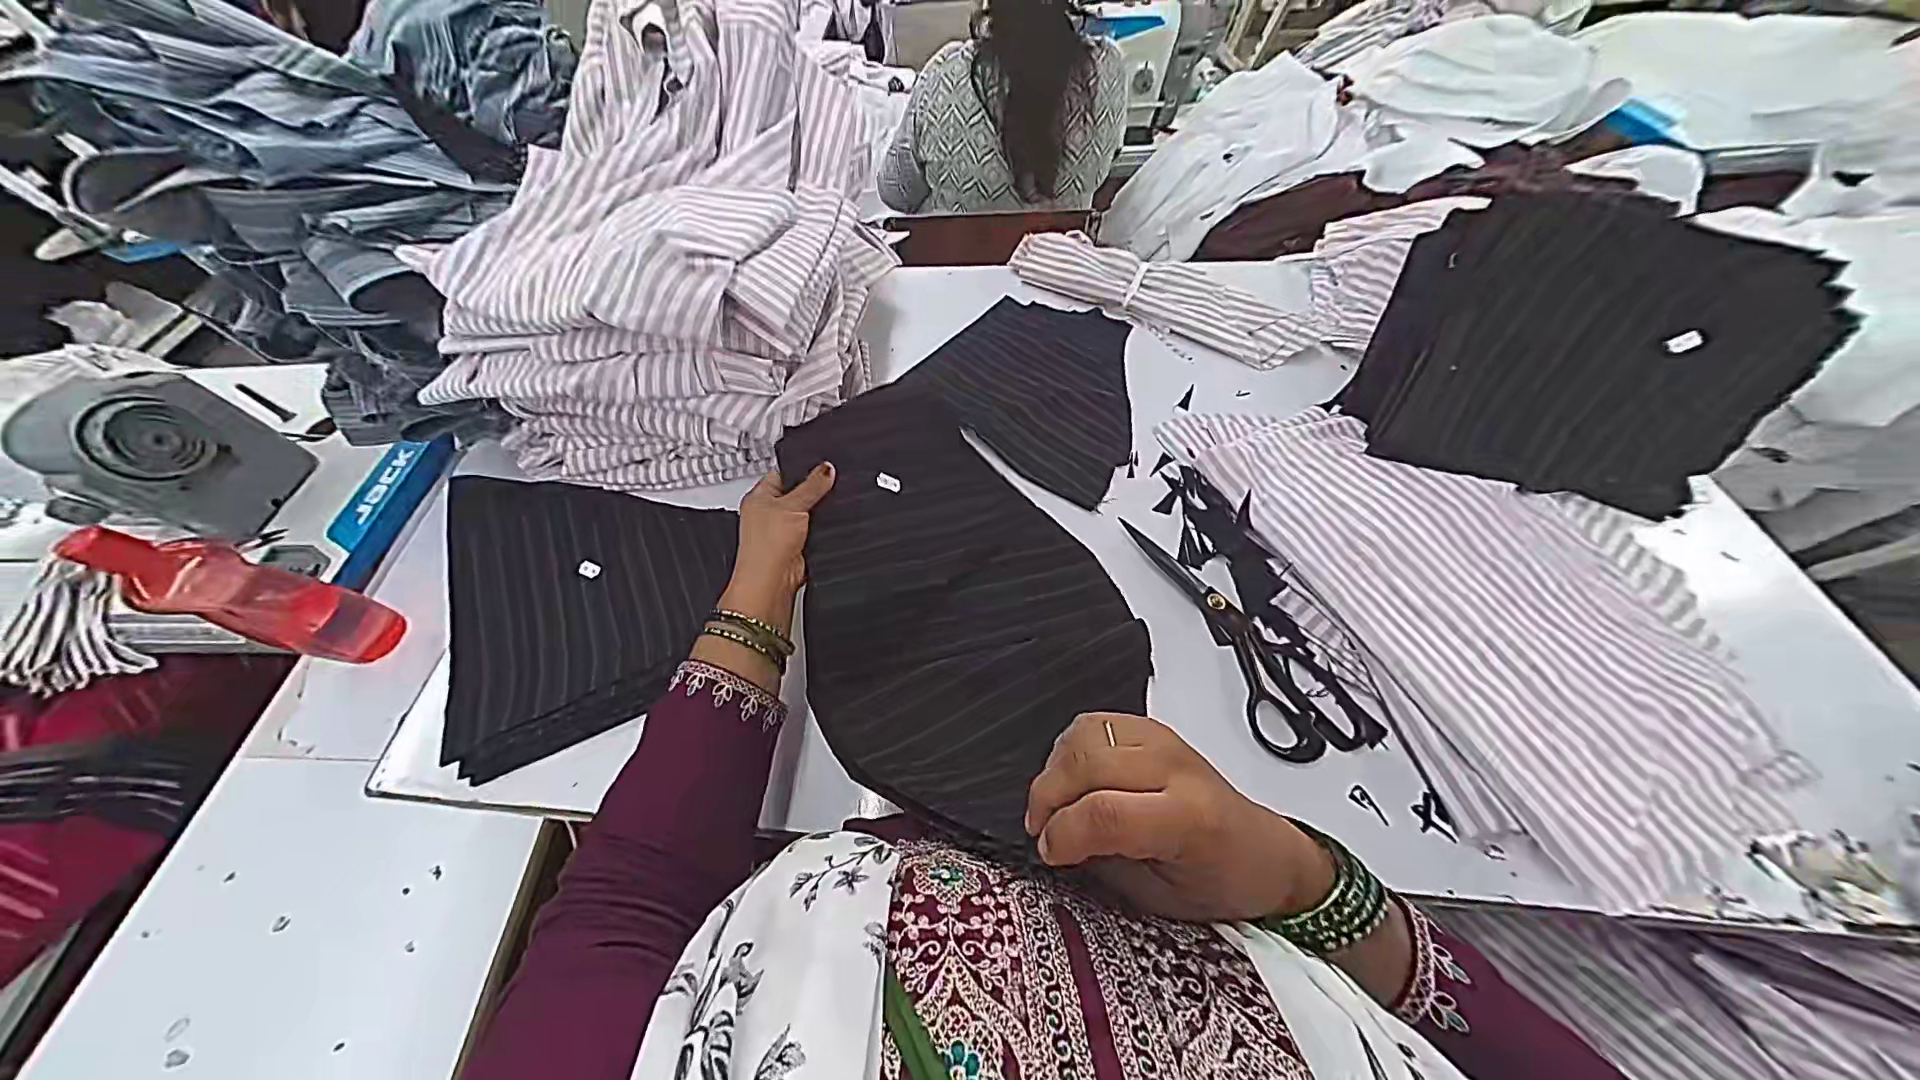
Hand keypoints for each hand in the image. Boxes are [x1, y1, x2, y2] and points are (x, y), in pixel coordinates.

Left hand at [732, 463, 833, 597]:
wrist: (773, 581)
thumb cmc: (766, 546)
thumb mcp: (792, 506)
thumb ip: (812, 486)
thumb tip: (826, 469)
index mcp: (760, 497)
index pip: (782, 474)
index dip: (802, 469)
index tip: (821, 466)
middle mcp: (769, 514)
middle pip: (798, 494)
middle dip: (813, 493)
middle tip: (827, 487)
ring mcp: (784, 531)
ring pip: (809, 514)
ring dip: (818, 515)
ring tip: (825, 511)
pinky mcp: (798, 546)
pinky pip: (816, 532)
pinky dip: (822, 531)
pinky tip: (826, 529)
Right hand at [1024, 713, 1335, 922]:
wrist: (1262, 851)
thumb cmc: (1221, 879)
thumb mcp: (1161, 898)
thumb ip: (1103, 864)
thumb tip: (1053, 840)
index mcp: (1190, 819)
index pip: (1107, 813)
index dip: (1063, 833)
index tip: (1049, 851)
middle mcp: (1175, 768)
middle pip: (1087, 764)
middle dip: (1049, 798)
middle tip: (1042, 829)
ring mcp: (1162, 739)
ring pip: (1084, 735)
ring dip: (1055, 770)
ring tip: (1054, 803)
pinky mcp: (1150, 727)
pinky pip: (1093, 723)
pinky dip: (1069, 749)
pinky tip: (1070, 776)